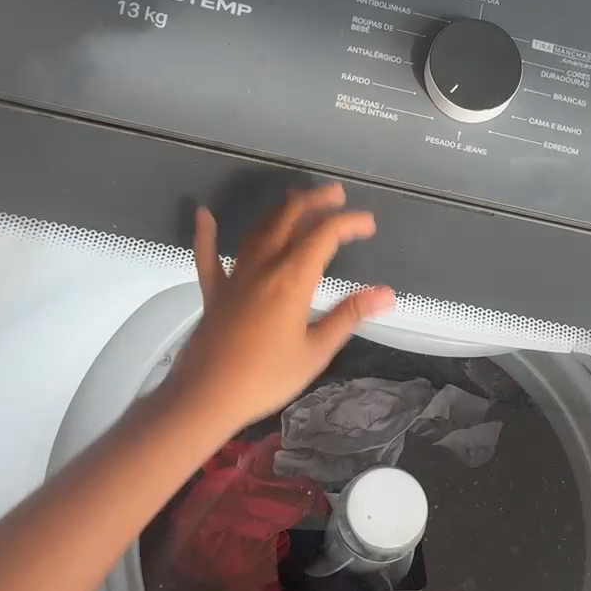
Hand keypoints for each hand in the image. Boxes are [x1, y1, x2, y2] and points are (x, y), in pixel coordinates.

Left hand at [165, 185, 394, 429]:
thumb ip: (348, 316)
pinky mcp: (213, 292)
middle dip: (315, 201)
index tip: (368, 225)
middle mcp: (264, 266)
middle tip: (336, 195)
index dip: (349, 223)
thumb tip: (386, 293)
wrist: (208, 395)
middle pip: (290, 218)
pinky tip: (204, 215)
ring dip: (280, 210)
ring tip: (297, 199)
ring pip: (258, 230)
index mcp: (293, 278)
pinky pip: (208, 256)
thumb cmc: (267, 377)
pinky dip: (207, 234)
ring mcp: (235, 276)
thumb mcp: (316, 350)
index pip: (325, 235)